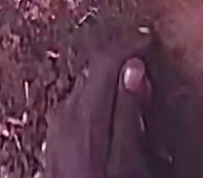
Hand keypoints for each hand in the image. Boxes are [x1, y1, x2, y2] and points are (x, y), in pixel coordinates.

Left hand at [42, 35, 151, 177]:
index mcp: (84, 114)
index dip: (129, 45)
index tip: (148, 40)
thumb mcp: (127, 162)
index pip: (105, 60)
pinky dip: (97, 98)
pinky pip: (78, 105)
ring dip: (108, 80)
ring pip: (86, 86)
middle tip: (146, 63)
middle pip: (94, 70)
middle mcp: (65, 114)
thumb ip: (129, 114)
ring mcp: (56, 128)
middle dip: (120, 62)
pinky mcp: (54, 142)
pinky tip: (109, 112)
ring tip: (132, 87)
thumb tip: (134, 67)